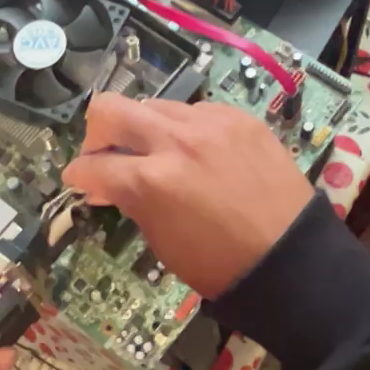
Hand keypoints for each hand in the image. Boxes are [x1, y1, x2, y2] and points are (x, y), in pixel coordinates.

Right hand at [62, 94, 312, 296]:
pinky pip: (197, 111)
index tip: (78, 178)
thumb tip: (108, 183)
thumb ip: (131, 201)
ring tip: (156, 153)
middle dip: (97, 132)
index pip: (93, 164)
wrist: (291, 259)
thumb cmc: (219, 265)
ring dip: (144, 128)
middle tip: (106, 154)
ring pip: (156, 105)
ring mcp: (211, 123)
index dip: (78, 174)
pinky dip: (185, 129)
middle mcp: (176, 140)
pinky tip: (196, 152)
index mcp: (151, 180)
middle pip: (111, 108)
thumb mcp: (162, 241)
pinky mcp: (240, 119)